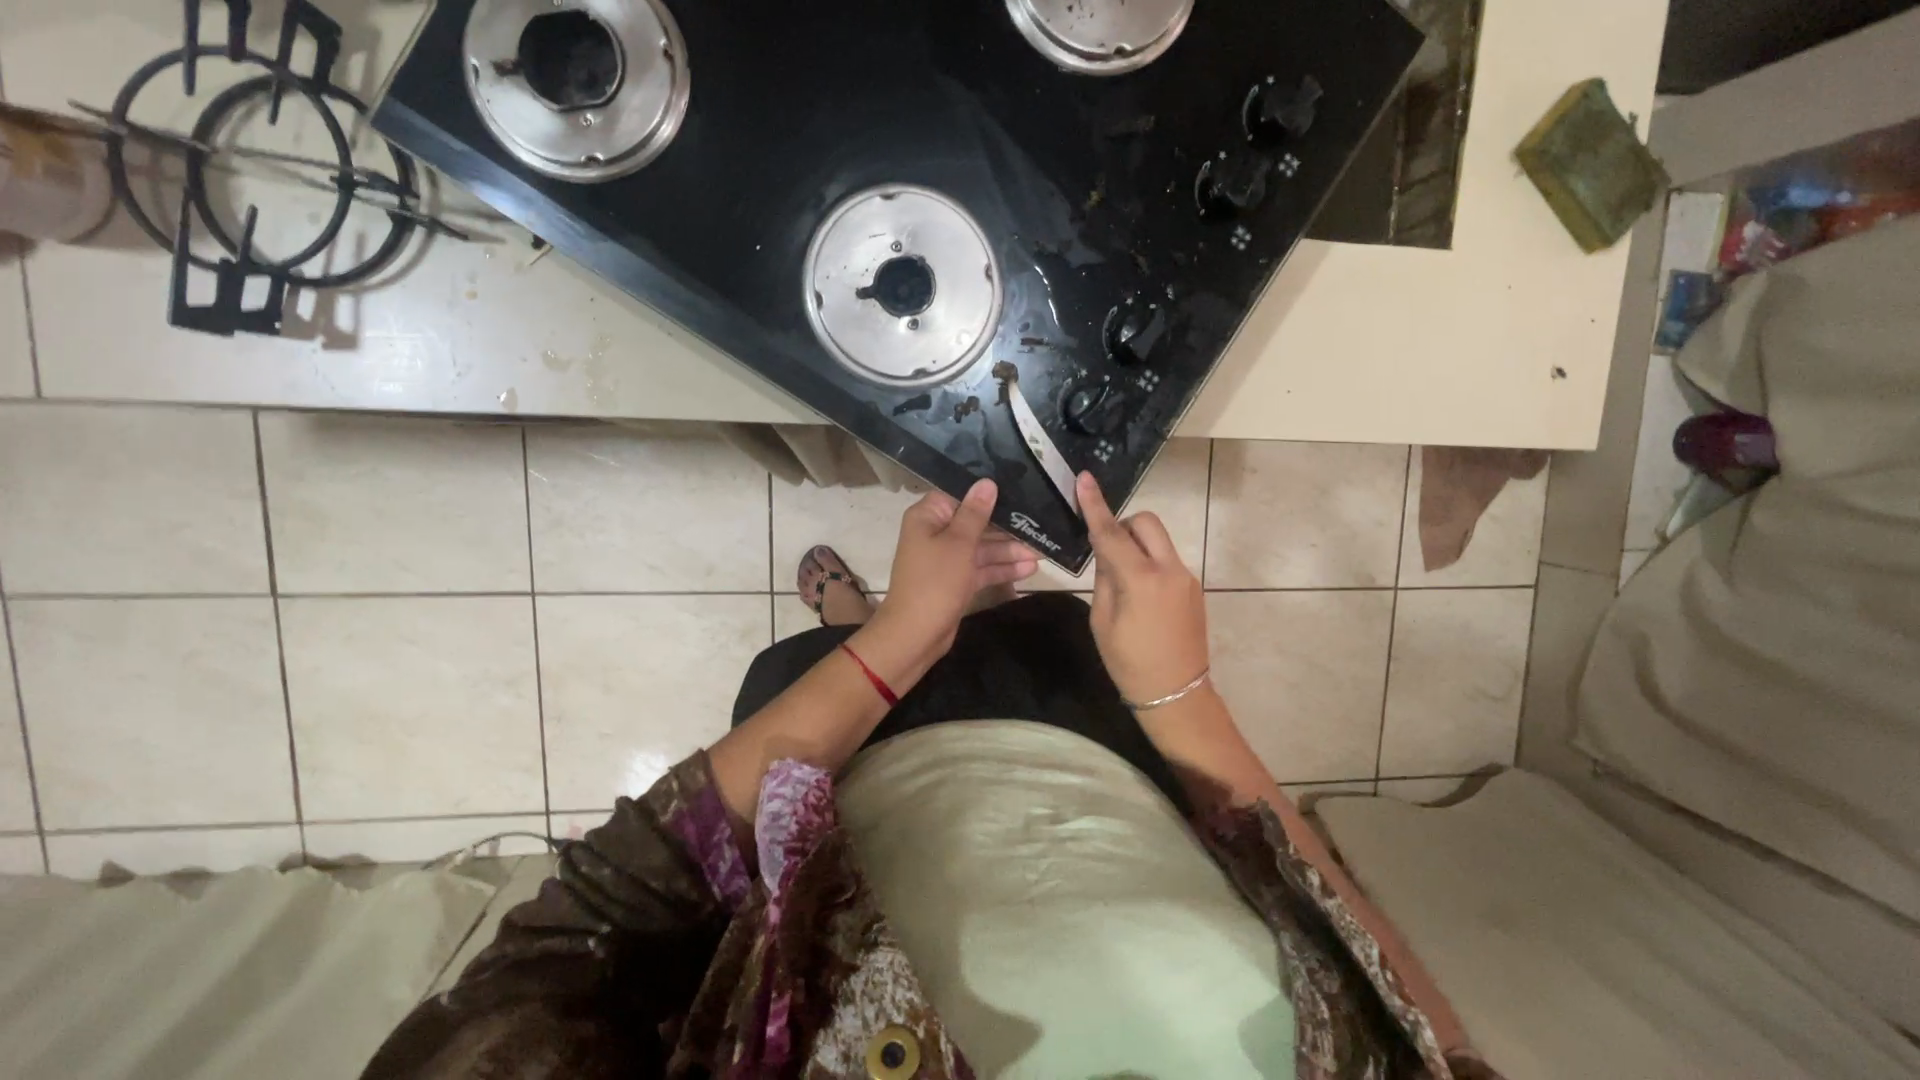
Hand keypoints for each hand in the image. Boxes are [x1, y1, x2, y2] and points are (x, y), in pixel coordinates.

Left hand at [862, 479, 1037, 681]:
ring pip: (982, 547)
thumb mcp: (958, 543)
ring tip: (1043, 551)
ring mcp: (947, 559)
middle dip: (1007, 526)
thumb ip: (976, 513)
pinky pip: (982, 568)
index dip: (988, 493)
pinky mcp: (957, 581)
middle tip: (1041, 523)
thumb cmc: (935, 581)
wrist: (915, 634)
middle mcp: (936, 533)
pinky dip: (1002, 569)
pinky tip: (1030, 568)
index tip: (1019, 487)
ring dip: (1010, 550)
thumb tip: (987, 482)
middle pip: (976, 522)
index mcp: (928, 516)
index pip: (960, 495)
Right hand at [1079, 470, 1209, 704]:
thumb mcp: (1102, 621)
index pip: (1111, 532)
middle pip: (1145, 523)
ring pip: (1158, 541)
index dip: (1095, 505)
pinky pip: (1166, 560)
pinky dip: (1149, 563)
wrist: (1176, 693)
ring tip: (1121, 581)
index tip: (1084, 479)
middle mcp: (1169, 570)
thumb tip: (1107, 553)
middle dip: (1123, 525)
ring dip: (1137, 546)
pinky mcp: (1194, 587)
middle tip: (1106, 549)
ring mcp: (1186, 577)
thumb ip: (1104, 579)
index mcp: (1141, 579)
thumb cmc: (1129, 663)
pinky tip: (1139, 596)